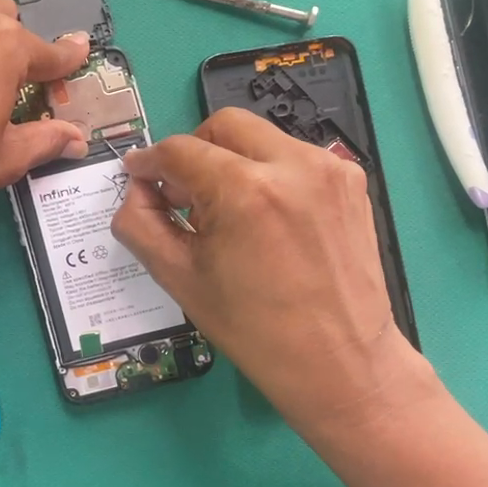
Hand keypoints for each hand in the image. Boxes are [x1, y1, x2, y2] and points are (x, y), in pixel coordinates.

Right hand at [112, 108, 421, 428]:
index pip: (180, 150)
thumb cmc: (251, 327)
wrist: (337, 360)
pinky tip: (261, 218)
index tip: (138, 176)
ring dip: (230, 160)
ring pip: (260, 138)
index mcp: (245, 191)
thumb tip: (137, 188)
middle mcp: (293, 166)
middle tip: (182, 192)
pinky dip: (266, 173)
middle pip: (223, 126)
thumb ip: (140, 222)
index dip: (149, 161)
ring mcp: (329, 170)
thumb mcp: (177, 276)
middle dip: (193, 150)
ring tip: (224, 210)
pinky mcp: (351, 182)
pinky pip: (292, 158)